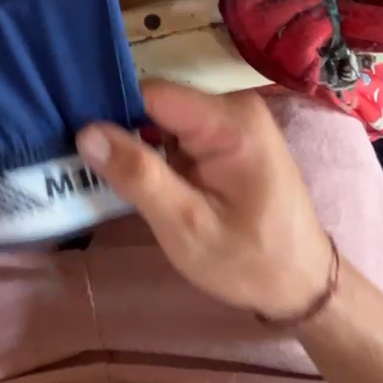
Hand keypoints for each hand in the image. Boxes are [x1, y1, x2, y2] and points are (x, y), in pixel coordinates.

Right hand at [78, 82, 335, 320]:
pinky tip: (137, 178)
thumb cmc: (250, 262)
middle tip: (88, 168)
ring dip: (133, 144)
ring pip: (159, 118)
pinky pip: (173, 131)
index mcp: (229, 121)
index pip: (150, 94)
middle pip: (153, 103)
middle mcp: (232, 108)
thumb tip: (86, 132)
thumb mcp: (187, 227)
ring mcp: (231, 121)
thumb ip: (139, 176)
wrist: (304, 289)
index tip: (78, 142)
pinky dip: (152, 152)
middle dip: (120, 132)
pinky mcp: (225, 137)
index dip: (110, 113)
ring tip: (107, 175)